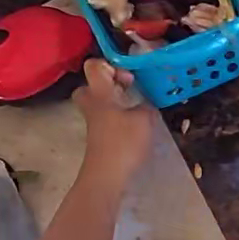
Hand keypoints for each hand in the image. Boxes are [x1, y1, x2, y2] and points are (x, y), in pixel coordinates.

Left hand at [73, 57, 156, 186]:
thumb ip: (147, 106)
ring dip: (115, 99)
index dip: (110, 64)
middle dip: (108, 82)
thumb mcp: (144, 119)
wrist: (107, 174)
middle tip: (127, 87)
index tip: (129, 75)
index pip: (94, 66)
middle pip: (91, 85)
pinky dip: (118, 114)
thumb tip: (147, 103)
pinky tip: (134, 122)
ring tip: (135, 103)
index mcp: (100, 94)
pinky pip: (106, 116)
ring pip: (99, 101)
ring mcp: (94, 121)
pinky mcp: (99, 135)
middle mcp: (92, 104)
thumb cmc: (124, 142)